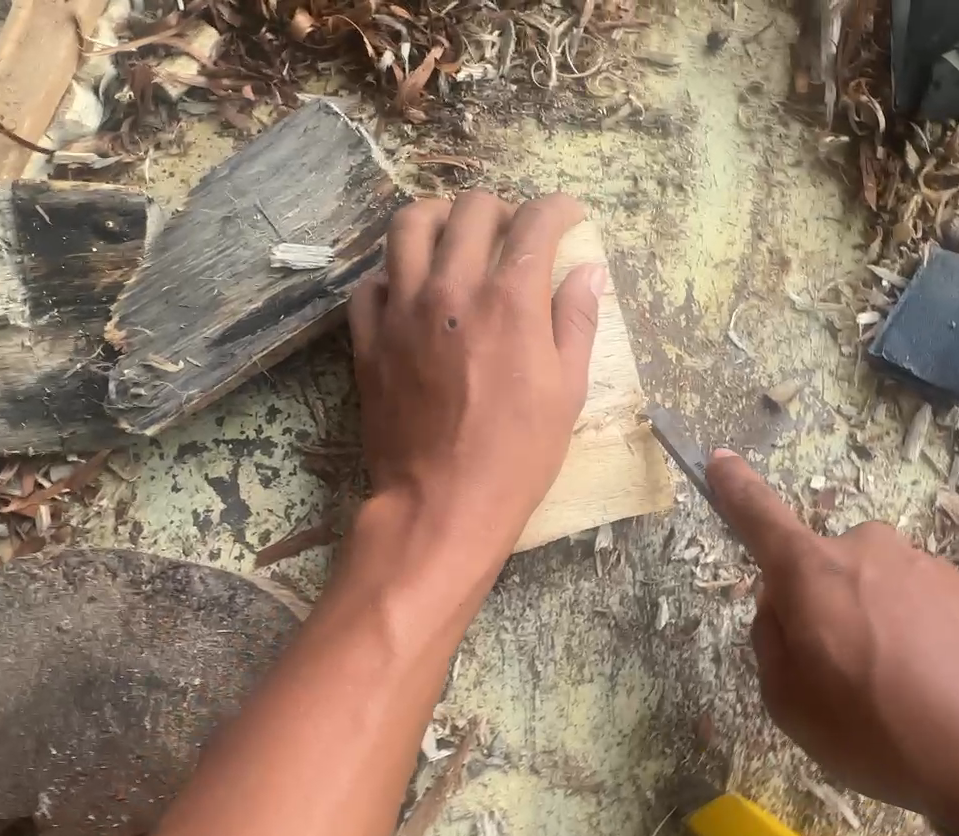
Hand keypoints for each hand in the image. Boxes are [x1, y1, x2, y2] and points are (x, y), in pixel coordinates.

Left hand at [348, 191, 603, 560]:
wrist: (442, 503)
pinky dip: (396, 271)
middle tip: (518, 232)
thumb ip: (576, 323)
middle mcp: (452, 288)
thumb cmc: (519, 455)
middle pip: (472, 210)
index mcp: (510, 301)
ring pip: (409, 225)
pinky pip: (372, 281)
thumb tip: (589, 273)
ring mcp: (402, 310)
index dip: (560, 210)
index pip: (536, 224)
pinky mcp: (369, 338)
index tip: (571, 216)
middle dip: (504, 209)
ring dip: (442, 218)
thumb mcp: (567, 393)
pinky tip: (413, 289)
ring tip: (458, 238)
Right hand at [707, 450, 958, 835]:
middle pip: (826, 573)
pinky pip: (926, 612)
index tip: (720, 458)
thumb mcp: (791, 706)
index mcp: (813, 573)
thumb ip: (772, 646)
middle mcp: (870, 551)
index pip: (760, 519)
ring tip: (903, 703)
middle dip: (823, 612)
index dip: (734, 491)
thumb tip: (783, 611)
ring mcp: (929, 566)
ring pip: (879, 594)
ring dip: (878, 633)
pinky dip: (923, 645)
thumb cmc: (881, 730)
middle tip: (842, 682)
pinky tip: (945, 697)